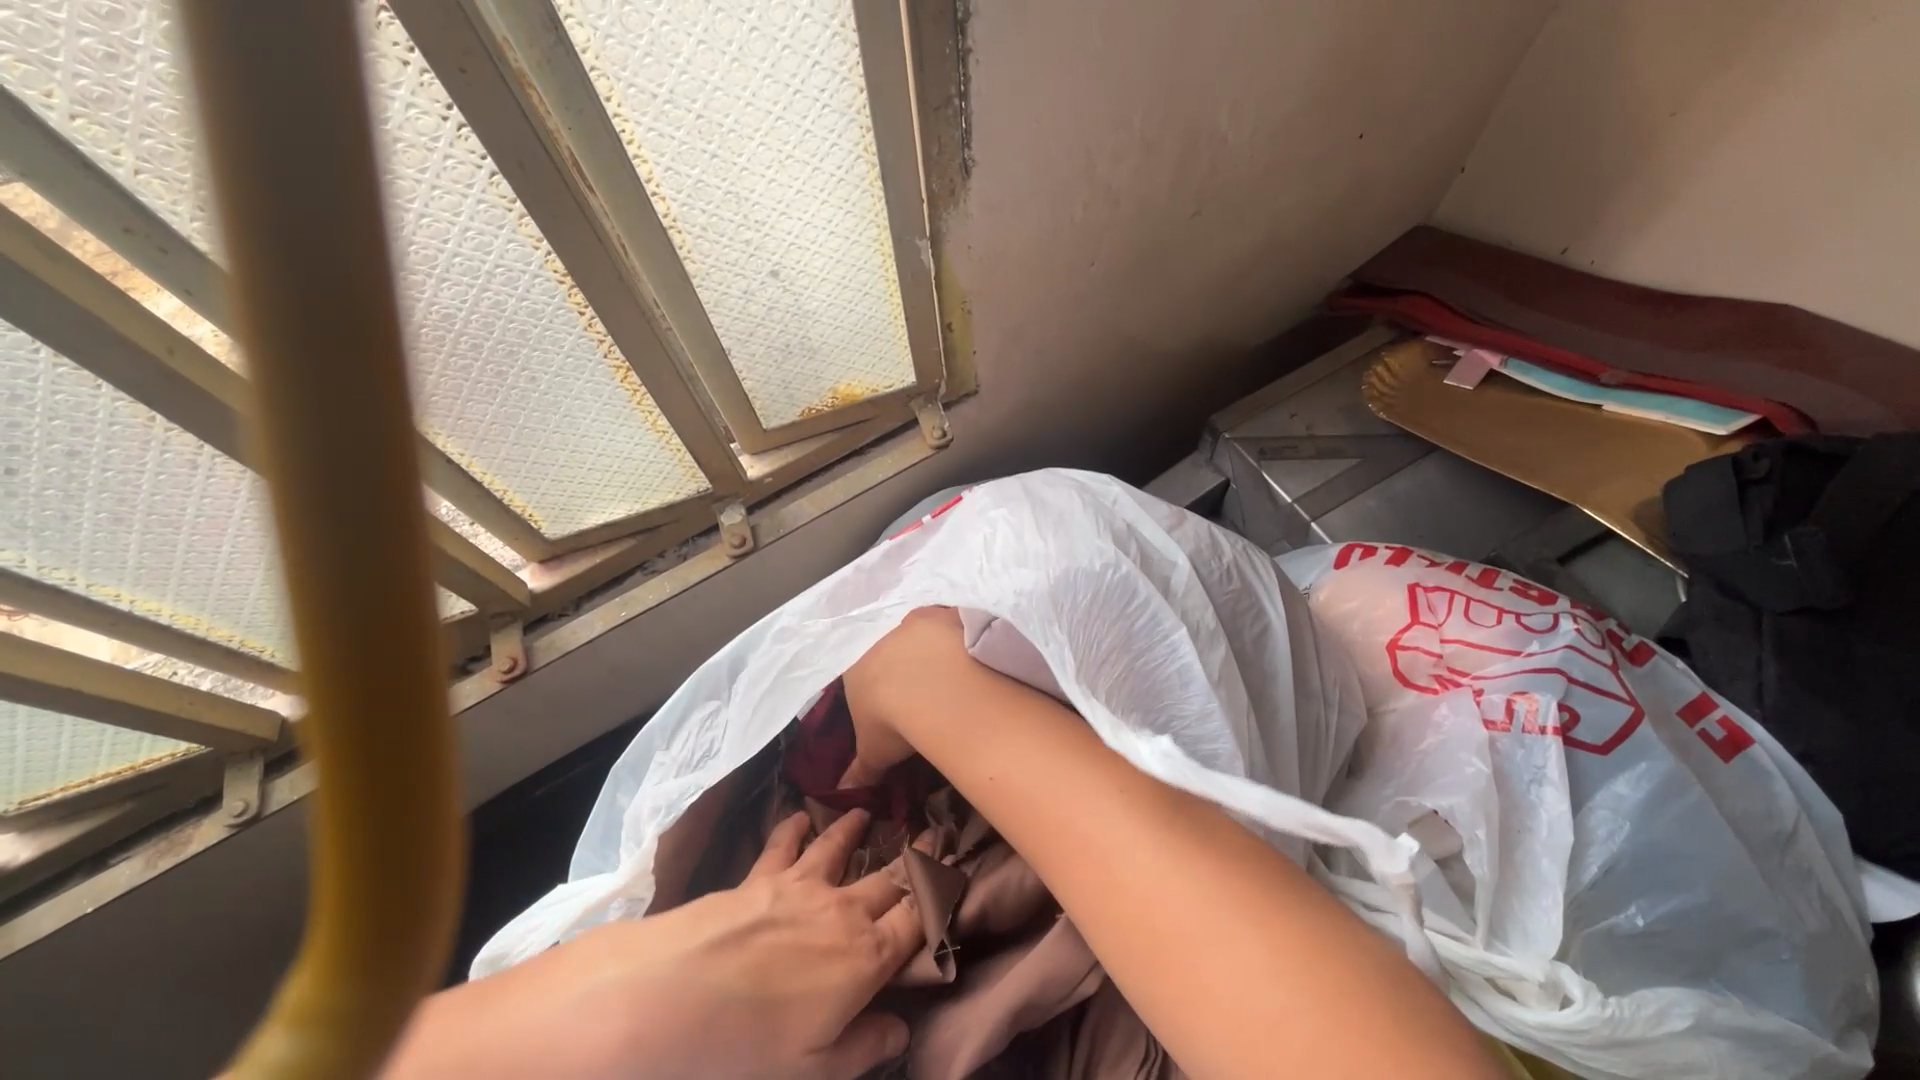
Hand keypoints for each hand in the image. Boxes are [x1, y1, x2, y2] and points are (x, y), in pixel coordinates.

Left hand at [382, 809, 922, 1079]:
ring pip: (841, 850)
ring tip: (869, 811)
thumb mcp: (815, 1068)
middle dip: (915, 858)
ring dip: (858, 831)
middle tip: (935, 833)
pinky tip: (801, 814)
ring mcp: (800, 887)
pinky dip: (797, 826)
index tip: (960, 880)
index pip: (917, 922)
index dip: (941, 900)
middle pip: (888, 879)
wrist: (668, 996)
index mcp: (866, 958)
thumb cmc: (746, 1047)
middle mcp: (843, 912)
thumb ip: (863, 1046)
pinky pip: (785, 843)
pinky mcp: (758, 877)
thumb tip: (900, 1030)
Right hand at [840, 606, 974, 786]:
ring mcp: (917, 620)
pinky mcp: (949, 614)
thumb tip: (845, 791)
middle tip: (925, 692)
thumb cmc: (891, 719)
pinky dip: (960, 640)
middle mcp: (882, 634)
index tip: (892, 704)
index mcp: (854, 663)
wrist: (934, 684)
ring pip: (922, 633)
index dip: (877, 687)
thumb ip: (861, 769)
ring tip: (952, 677)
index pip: (860, 672)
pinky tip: (972, 660)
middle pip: (891, 649)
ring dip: (933, 650)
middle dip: (905, 666)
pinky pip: (953, 626)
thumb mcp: (873, 751)